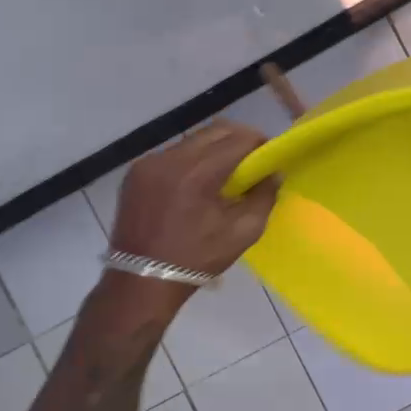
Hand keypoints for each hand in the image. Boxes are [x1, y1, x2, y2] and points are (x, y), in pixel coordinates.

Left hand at [107, 121, 278, 276]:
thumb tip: (273, 173)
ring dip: (216, 147)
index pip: (238, 139)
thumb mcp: (244, 231)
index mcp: (197, 174)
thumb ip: (264, 196)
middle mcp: (170, 160)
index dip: (260, 143)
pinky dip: (193, 159)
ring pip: (194, 139)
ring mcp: (148, 164)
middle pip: (215, 130)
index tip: (271, 156)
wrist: (141, 279)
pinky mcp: (136, 173)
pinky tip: (199, 182)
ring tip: (226, 172)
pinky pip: (174, 153)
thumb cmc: (197, 257)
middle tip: (253, 160)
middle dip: (240, 139)